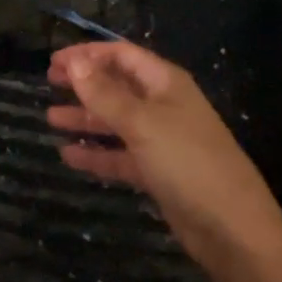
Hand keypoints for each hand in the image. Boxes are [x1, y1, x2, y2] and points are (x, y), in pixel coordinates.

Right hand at [48, 41, 281, 272]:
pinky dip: (96, 154)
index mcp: (165, 83)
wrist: (232, 227)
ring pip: (116, 122)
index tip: (54, 62)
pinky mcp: (158, 172)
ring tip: (50, 118)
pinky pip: (120, 155)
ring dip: (86, 118)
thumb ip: (105, 94)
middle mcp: (163, 105)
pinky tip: (68, 156)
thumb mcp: (142, 123)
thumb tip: (74, 63)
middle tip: (49, 83)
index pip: (122, 55)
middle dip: (85, 83)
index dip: (88, 54)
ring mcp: (161, 140)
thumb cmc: (187, 161)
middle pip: (118, 86)